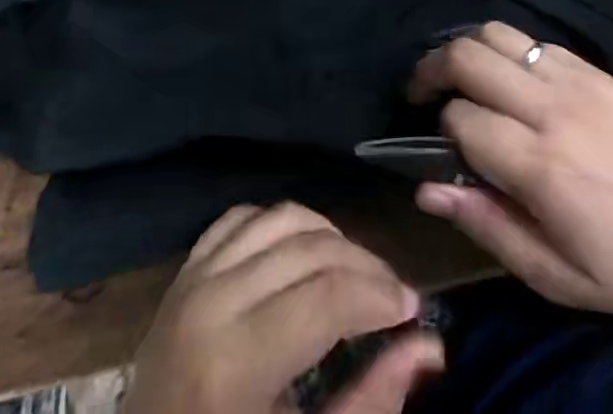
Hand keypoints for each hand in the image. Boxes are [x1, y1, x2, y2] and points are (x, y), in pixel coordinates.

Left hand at [123, 203, 443, 413]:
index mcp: (234, 363)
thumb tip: (429, 348)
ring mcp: (191, 279)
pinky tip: (300, 254)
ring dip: (331, 237)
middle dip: (367, 267)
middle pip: (312, 250)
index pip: (329, 296)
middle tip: (393, 297)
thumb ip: (369, 402)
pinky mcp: (183, 271)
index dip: (382, 296)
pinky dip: (282, 225)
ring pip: (284, 218)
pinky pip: (243, 218)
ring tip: (353, 273)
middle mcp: (210, 304)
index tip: (412, 312)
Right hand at [408, 21, 612, 315]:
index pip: (462, 118)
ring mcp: (579, 81)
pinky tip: (509, 81)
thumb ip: (486, 225)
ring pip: (498, 33)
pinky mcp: (596, 71)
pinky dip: (508, 51)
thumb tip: (425, 189)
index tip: (443, 152)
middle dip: (434, 69)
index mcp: (542, 165)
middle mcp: (555, 109)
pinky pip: (535, 40)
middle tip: (424, 95)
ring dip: (467, 51)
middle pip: (470, 56)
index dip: (439, 131)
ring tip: (460, 81)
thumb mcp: (553, 274)